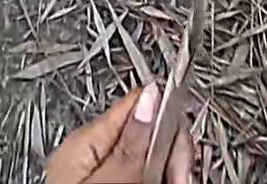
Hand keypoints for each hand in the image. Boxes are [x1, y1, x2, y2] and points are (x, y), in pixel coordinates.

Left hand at [44, 83, 195, 183]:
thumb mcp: (104, 183)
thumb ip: (129, 143)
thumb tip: (153, 91)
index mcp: (82, 142)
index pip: (140, 102)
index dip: (169, 120)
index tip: (184, 152)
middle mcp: (90, 154)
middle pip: (150, 128)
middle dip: (172, 150)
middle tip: (181, 177)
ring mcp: (100, 172)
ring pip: (152, 152)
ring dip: (170, 166)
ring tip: (176, 180)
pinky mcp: (110, 181)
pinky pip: (147, 170)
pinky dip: (162, 174)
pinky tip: (167, 180)